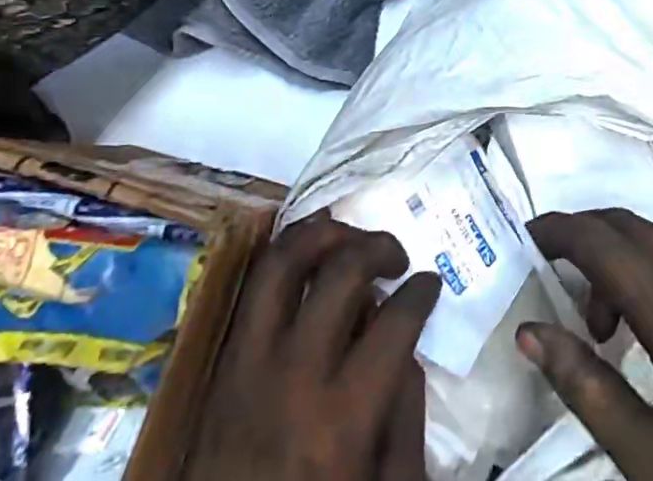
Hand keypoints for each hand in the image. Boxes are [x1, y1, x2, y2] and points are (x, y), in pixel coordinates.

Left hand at [186, 216, 439, 480]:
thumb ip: (404, 418)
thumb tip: (407, 345)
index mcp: (342, 419)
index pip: (393, 325)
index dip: (420, 293)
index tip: (429, 283)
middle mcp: (294, 374)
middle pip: (339, 275)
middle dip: (378, 248)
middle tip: (397, 257)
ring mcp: (249, 360)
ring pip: (282, 262)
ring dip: (321, 233)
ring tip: (349, 233)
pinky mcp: (223, 358)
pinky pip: (251, 285)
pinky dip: (282, 253)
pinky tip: (306, 249)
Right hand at [517, 210, 652, 480]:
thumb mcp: (652, 457)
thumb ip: (584, 384)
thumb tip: (528, 333)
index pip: (597, 242)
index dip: (555, 232)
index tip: (526, 238)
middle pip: (628, 226)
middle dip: (585, 243)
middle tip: (563, 290)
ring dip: (625, 261)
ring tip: (617, 330)